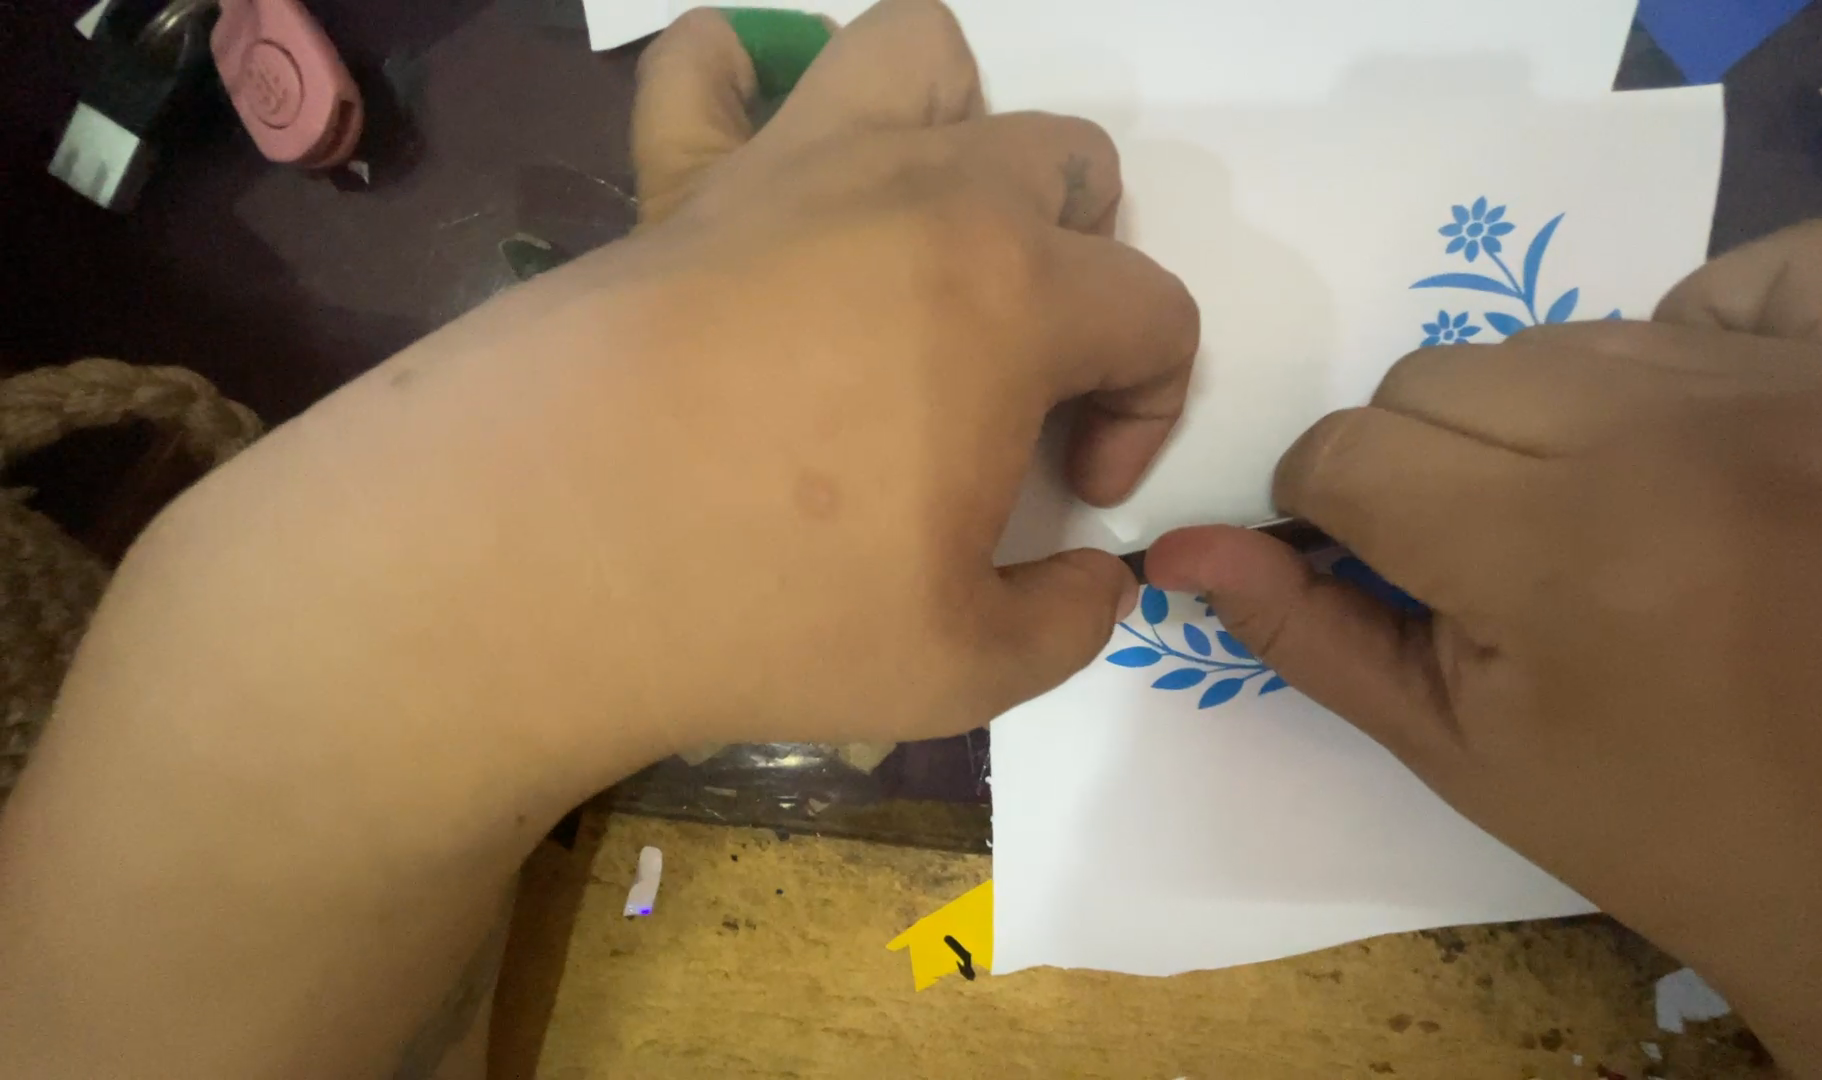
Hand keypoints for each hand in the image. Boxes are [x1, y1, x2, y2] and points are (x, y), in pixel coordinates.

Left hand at [69, 0, 1197, 816]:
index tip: (1082, 489)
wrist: (525, 572)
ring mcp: (789, 168)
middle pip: (1069, 169)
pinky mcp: (676, 187)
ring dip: (967, 145)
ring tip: (935, 260)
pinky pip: (713, 75)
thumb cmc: (768, 617)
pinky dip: (753, 98)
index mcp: (1012, 296)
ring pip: (927, 63)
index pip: (1156, 313)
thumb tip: (1101, 576)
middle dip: (1085, 278)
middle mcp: (919, 194)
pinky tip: (765, 187)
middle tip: (1022, 386)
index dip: (1148, 409)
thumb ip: (1075, 621)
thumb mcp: (968, 669)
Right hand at [1147, 213, 1821, 1078]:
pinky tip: (1707, 414)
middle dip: (1411, 462)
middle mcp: (1691, 437)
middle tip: (1471, 549)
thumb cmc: (1661, 823)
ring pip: (1556, 336)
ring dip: (1527, 416)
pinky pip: (1768, 271)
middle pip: (1432, 380)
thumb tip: (1179, 552)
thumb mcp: (1447, 742)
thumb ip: (1302, 631)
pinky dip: (1704, 329)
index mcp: (1561, 552)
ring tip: (1589, 507)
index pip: (1345, 454)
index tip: (1357, 555)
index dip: (1317, 504)